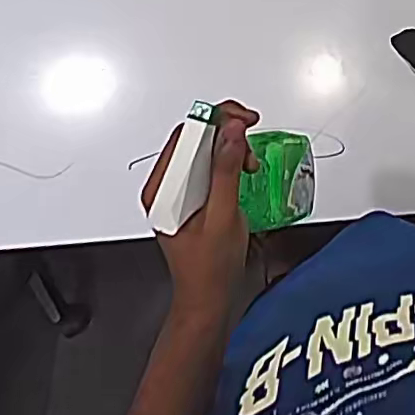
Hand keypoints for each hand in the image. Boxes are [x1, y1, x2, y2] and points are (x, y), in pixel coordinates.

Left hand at [142, 100, 259, 314]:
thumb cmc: (211, 266)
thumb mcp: (223, 216)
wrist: (208, 296)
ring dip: (232, 146)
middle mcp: (166, 186)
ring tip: (250, 164)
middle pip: (194, 137)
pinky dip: (231, 158)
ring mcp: (178, 189)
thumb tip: (231, 132)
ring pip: (204, 147)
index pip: (185, 135)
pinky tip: (244, 170)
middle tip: (252, 132)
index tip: (244, 118)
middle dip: (228, 130)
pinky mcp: (192, 193)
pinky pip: (209, 162)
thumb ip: (226, 171)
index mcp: (162, 190)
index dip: (216, 118)